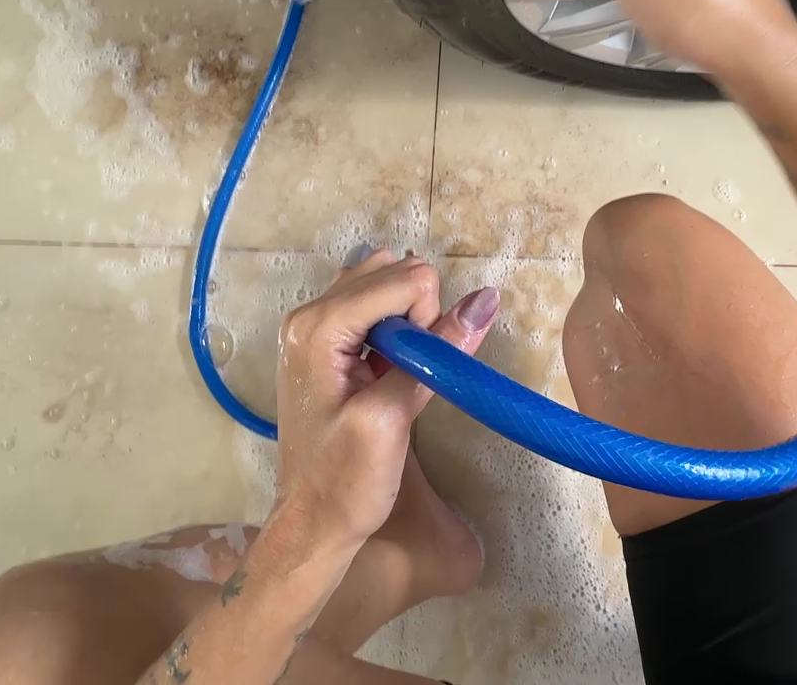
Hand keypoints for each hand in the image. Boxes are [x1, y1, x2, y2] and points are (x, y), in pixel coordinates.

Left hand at [273, 250, 498, 548]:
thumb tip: (486, 299)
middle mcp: (310, 312)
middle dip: (417, 314)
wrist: (314, 523)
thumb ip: (436, 354)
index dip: (427, 320)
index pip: (403, 280)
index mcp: (318, 326)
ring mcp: (316, 322)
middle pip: (395, 272)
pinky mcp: (328, 336)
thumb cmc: (346, 480)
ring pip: (388, 282)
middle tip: (406, 371)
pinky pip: (377, 301)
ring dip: (409, 318)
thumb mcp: (392, 417)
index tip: (416, 368)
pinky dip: (397, 324)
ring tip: (397, 369)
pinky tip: (390, 363)